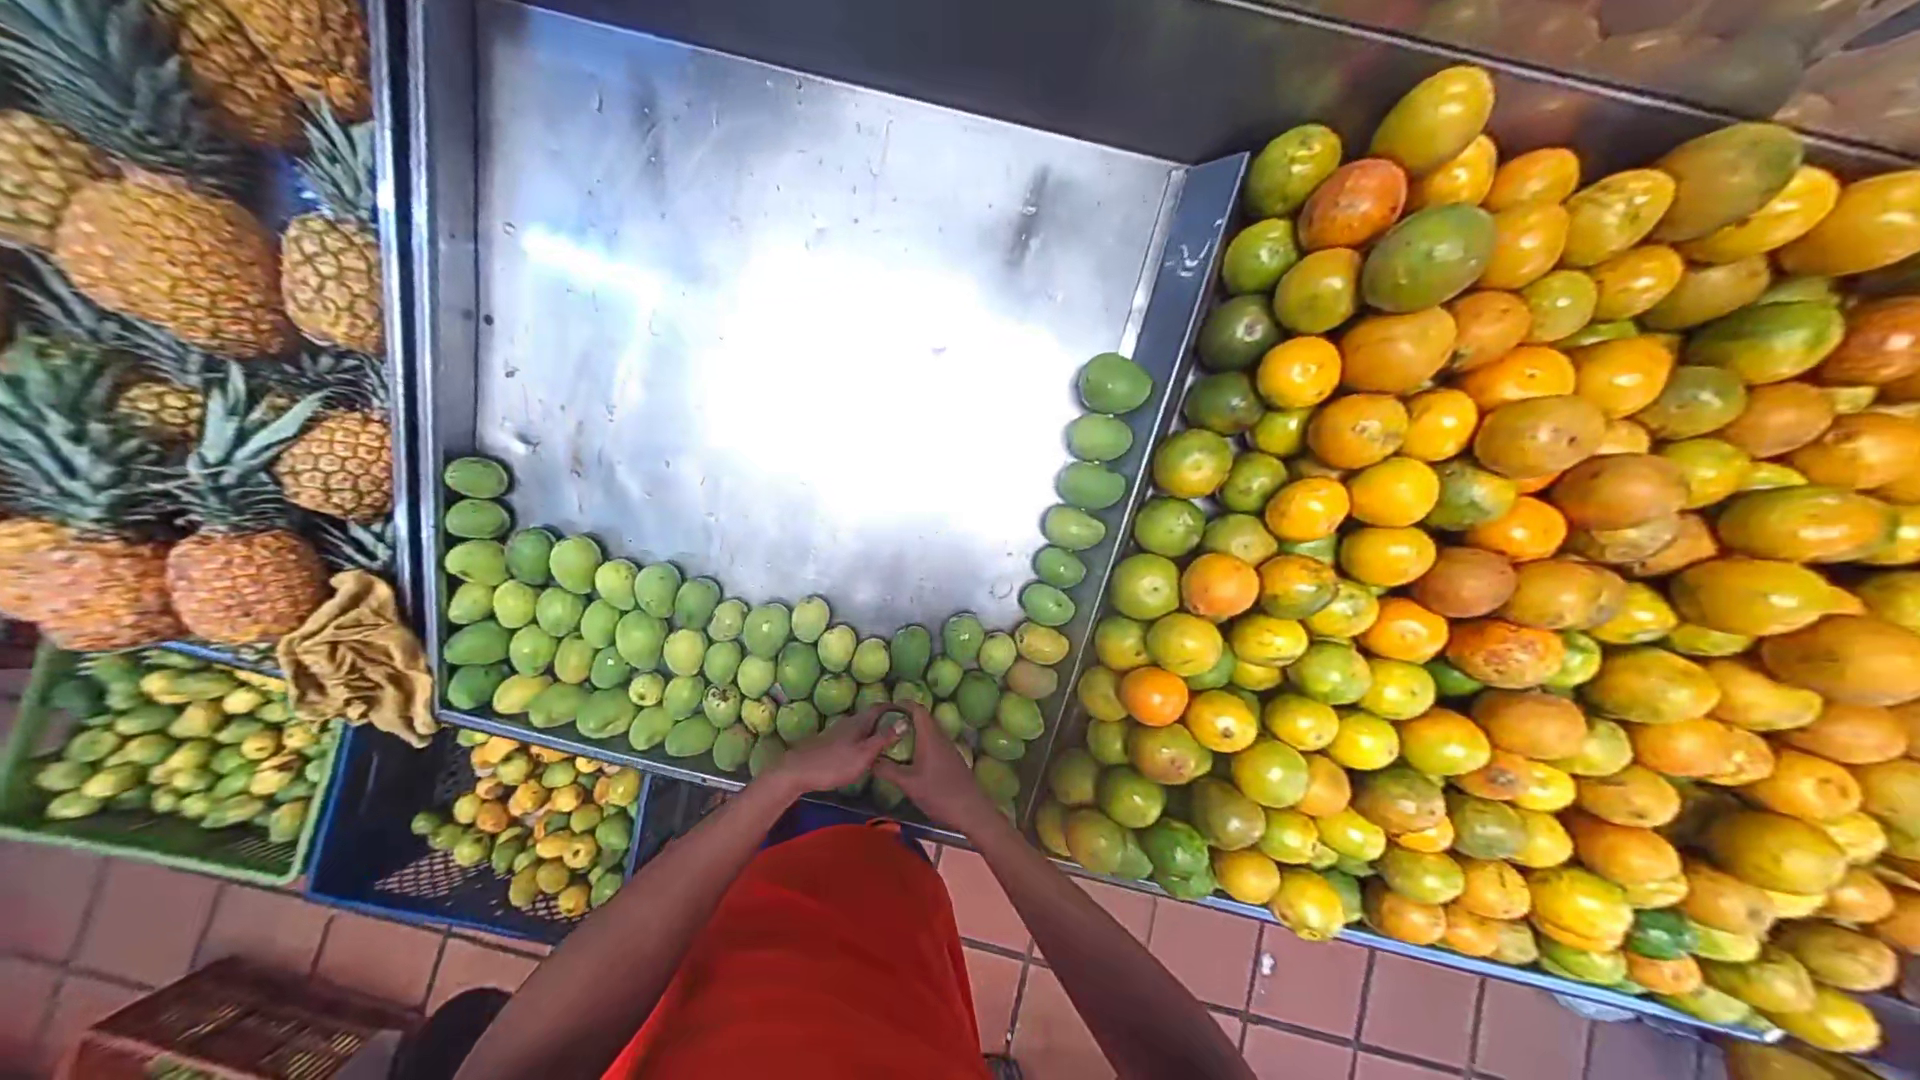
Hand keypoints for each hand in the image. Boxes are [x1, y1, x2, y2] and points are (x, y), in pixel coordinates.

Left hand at [766, 704, 902, 796]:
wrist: (798, 772)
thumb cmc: (835, 763)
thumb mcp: (864, 753)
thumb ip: (884, 738)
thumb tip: (905, 721)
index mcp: (860, 721)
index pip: (881, 707)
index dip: (896, 708)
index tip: (911, 714)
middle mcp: (849, 722)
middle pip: (872, 716)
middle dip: (887, 720)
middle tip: (904, 730)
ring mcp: (839, 732)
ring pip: (863, 726)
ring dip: (876, 730)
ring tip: (889, 742)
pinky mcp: (831, 743)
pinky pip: (855, 735)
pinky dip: (865, 739)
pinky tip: (867, 751)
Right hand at [873, 703, 1002, 838]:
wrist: (971, 810)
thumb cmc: (939, 793)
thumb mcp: (908, 783)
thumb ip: (888, 770)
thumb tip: (869, 760)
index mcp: (930, 736)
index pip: (917, 709)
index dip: (902, 704)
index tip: (886, 708)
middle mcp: (941, 737)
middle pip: (923, 719)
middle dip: (905, 718)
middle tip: (885, 725)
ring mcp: (948, 748)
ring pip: (929, 732)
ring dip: (913, 731)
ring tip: (894, 740)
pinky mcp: (951, 760)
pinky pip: (934, 743)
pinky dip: (921, 743)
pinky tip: (911, 757)